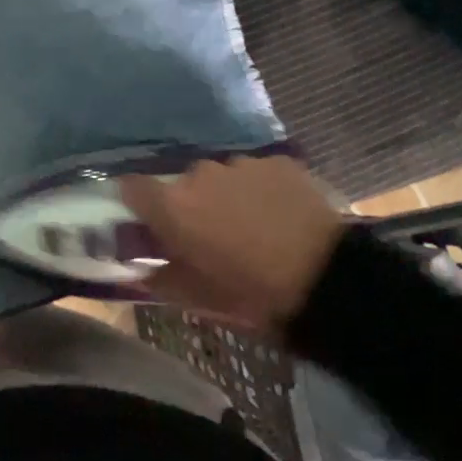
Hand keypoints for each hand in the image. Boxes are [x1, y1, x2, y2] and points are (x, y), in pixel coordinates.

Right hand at [118, 155, 344, 333]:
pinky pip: (256, 174)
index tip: (148, 222)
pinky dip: (259, 190)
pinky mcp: (278, 163)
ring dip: (225, 196)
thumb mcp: (197, 297)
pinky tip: (278, 215)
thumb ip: (158, 277)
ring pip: (220, 177)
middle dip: (188, 204)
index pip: (130, 186)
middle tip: (208, 234)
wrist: (330, 281)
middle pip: (180, 183)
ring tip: (249, 225)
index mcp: (171, 205)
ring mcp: (241, 164)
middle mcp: (198, 174)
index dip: (137, 204)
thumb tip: (139, 269)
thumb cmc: (252, 293)